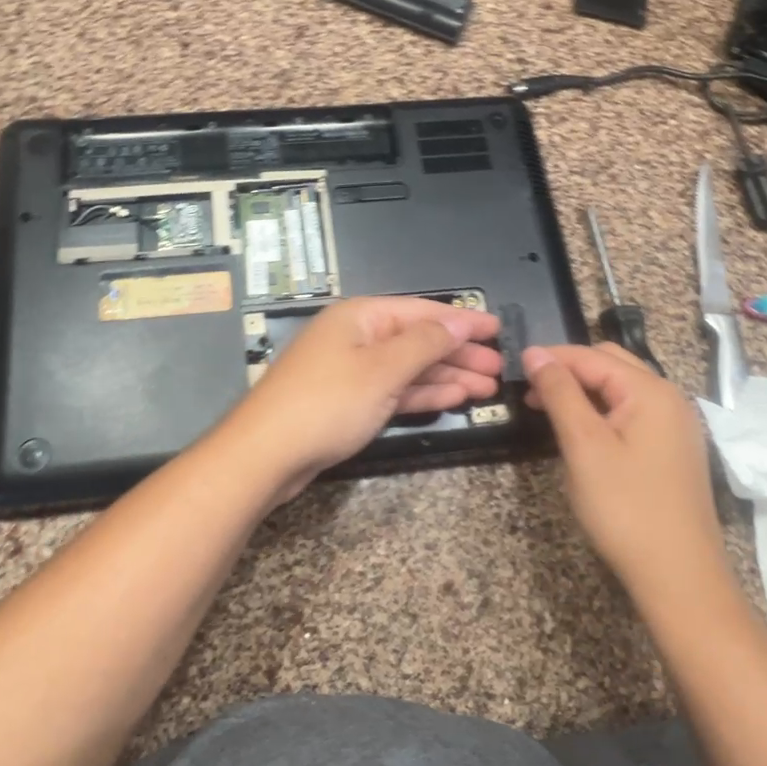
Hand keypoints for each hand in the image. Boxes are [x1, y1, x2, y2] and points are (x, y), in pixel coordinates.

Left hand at [216, 297, 502, 499]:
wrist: (267, 454)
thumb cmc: (325, 404)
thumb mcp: (382, 369)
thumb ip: (424, 343)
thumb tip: (456, 320)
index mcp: (360, 317)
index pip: (421, 311)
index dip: (461, 319)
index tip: (497, 328)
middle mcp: (356, 337)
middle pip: (417, 339)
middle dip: (458, 352)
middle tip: (499, 368)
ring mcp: (351, 370)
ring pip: (409, 367)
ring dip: (447, 375)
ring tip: (487, 387)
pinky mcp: (348, 402)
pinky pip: (394, 390)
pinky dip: (423, 393)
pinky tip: (453, 398)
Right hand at [523, 343, 726, 594]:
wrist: (679, 576)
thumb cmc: (625, 507)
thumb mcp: (584, 445)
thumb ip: (559, 392)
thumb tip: (535, 353)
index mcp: (650, 390)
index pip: (590, 356)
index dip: (550, 358)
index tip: (513, 369)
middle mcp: (669, 398)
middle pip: (610, 364)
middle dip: (568, 370)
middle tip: (530, 392)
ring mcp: (675, 426)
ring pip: (620, 389)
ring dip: (583, 392)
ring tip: (547, 411)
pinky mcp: (673, 451)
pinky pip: (632, 413)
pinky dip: (601, 412)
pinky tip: (581, 434)